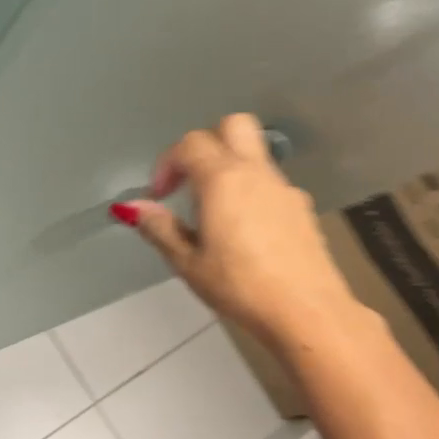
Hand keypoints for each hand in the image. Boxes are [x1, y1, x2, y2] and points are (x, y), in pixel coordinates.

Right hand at [117, 114, 364, 345]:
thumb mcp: (187, 262)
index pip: (190, 143)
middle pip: (233, 126)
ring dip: (227, 169)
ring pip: (253, 154)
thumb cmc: (239, 286)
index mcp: (223, 180)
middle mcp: (256, 173)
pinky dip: (248, 191)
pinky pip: (268, 183)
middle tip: (188, 180)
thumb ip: (159, 228)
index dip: (167, 163)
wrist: (307, 311)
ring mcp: (284, 188)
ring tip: (211, 214)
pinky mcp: (301, 208)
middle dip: (205, 143)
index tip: (159, 196)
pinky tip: (242, 231)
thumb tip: (131, 207)